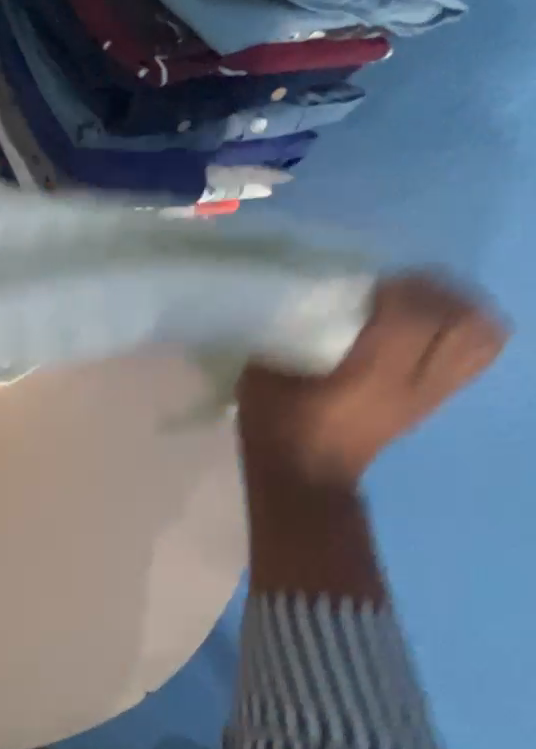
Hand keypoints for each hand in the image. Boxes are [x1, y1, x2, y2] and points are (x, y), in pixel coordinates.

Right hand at [236, 273, 507, 489]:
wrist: (306, 470)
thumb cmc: (277, 421)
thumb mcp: (266, 373)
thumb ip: (294, 337)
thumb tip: (308, 303)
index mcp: (371, 376)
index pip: (414, 319)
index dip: (401, 289)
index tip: (371, 278)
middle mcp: (417, 382)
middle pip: (465, 324)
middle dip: (440, 294)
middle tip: (401, 284)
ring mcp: (434, 392)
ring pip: (482, 340)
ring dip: (459, 311)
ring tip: (420, 299)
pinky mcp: (436, 398)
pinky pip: (474, 356)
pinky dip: (461, 331)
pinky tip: (425, 325)